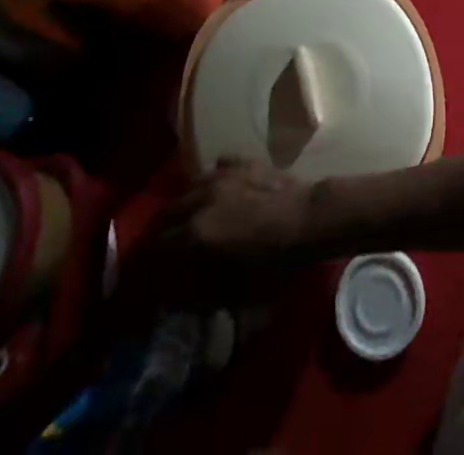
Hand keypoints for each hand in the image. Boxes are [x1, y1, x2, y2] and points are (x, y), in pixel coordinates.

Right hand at [141, 159, 316, 302]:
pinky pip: (220, 165)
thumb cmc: (276, 259)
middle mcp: (201, 199)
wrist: (310, 217)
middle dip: (165, 227)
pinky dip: (215, 175)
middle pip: (168, 212)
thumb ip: (200, 295)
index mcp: (195, 232)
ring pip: (190, 185)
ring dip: (187, 200)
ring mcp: (223, 175)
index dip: (153, 258)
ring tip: (193, 211)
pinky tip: (222, 185)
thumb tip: (176, 300)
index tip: (154, 265)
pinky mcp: (244, 162)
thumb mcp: (236, 289)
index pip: (158, 246)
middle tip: (170, 239)